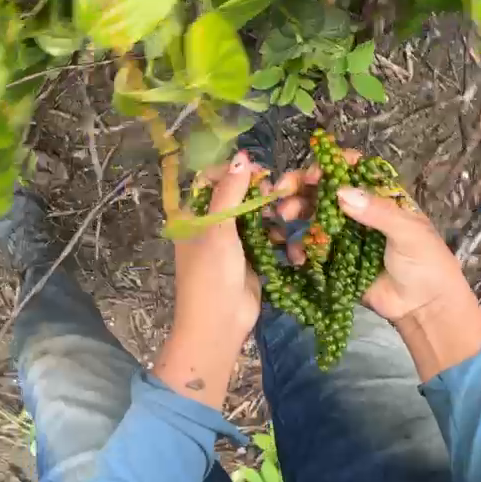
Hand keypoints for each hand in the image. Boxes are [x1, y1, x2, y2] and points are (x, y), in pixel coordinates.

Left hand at [153, 151, 260, 408]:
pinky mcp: (248, 259)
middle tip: (277, 194)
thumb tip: (242, 157)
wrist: (219, 324)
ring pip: (252, 217)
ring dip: (270, 215)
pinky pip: (264, 238)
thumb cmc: (212, 274)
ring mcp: (229, 244)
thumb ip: (230, 192)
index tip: (259, 172)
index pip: (210, 180)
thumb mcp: (218, 229)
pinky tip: (289, 237)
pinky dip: (277, 236)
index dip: (234, 172)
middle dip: (257, 193)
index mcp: (191, 217)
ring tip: (285, 214)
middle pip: (234, 196)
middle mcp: (208, 226)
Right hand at [269, 147, 480, 378]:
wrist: (423, 306)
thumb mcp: (408, 232)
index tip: (309, 175)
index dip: (328, 167)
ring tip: (281, 220)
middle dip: (299, 189)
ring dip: (293, 214)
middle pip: (322, 189)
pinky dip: (297, 247)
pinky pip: (309, 248)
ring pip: (311, 215)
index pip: (350, 169)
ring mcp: (343, 235)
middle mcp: (357, 210)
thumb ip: (377, 212)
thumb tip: (341, 192)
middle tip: (281, 195)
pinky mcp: (333, 259)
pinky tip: (294, 254)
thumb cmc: (425, 262)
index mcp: (378, 195)